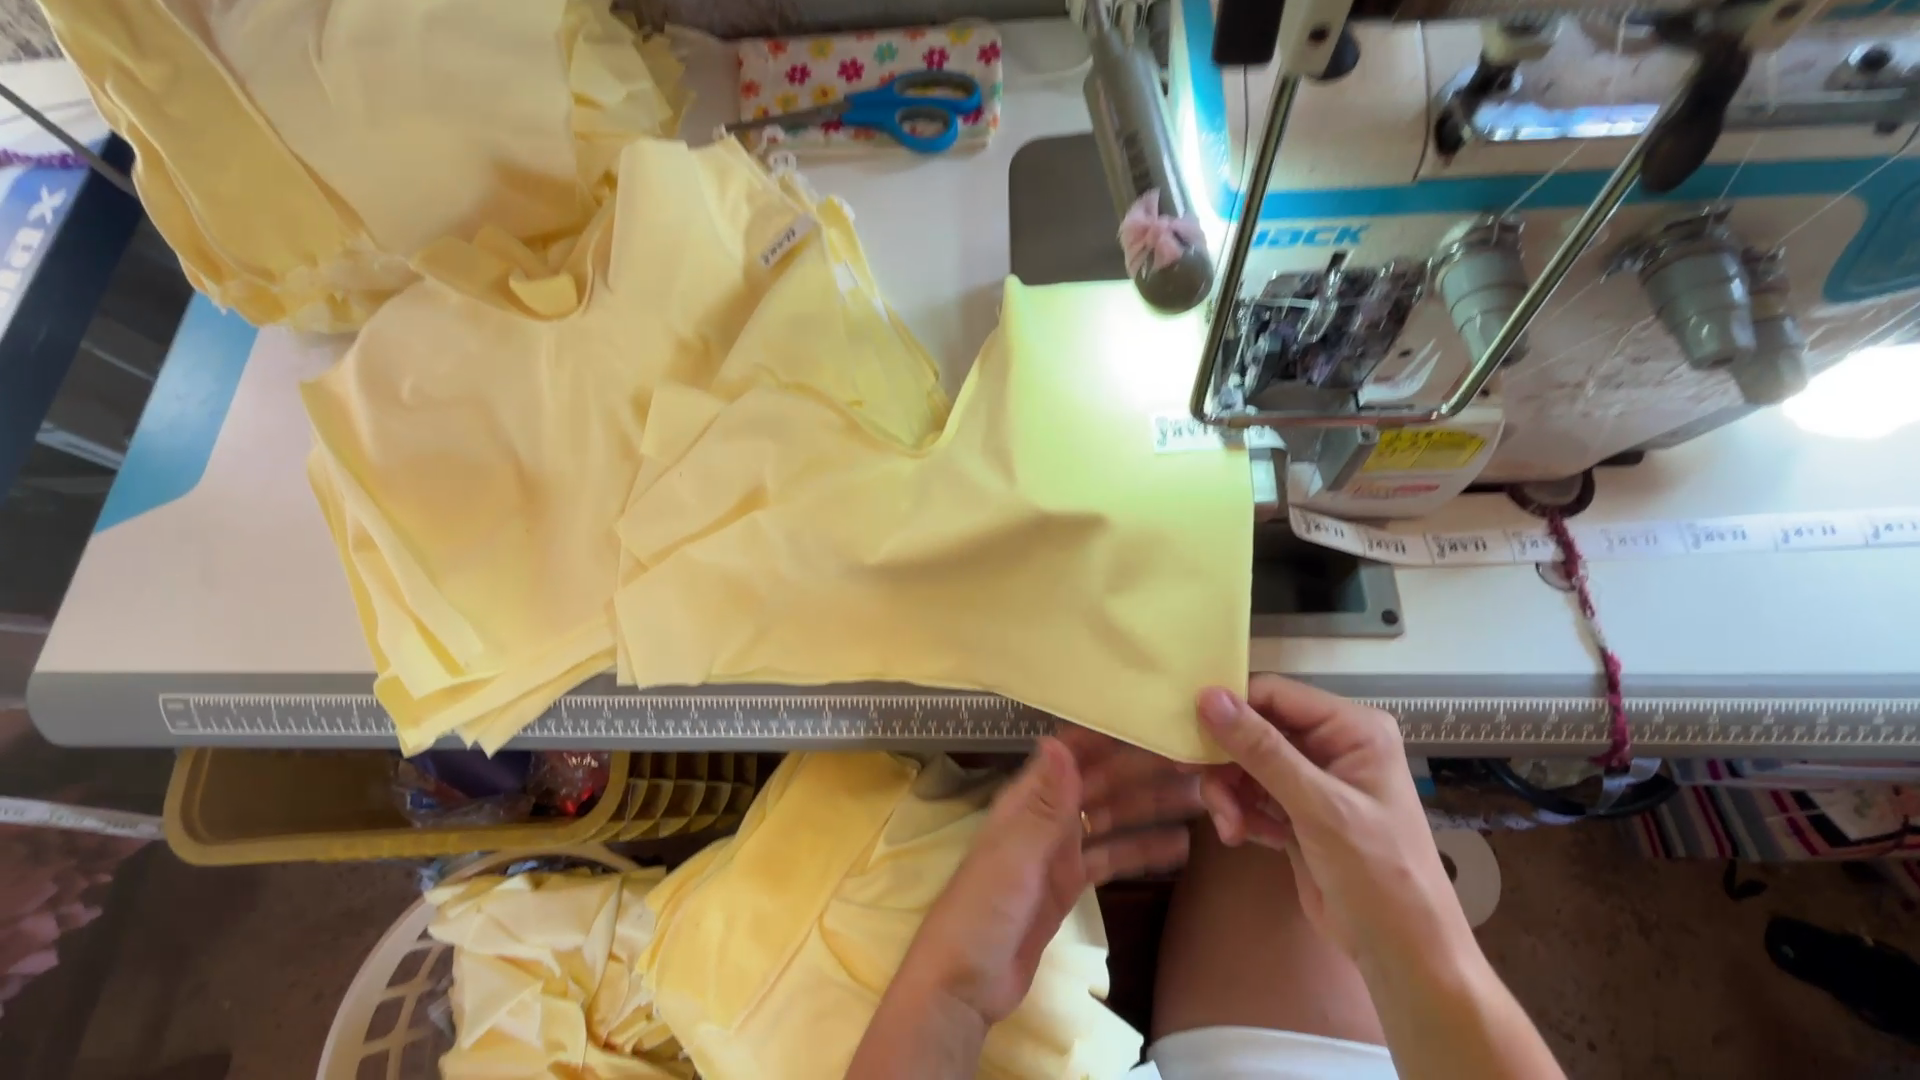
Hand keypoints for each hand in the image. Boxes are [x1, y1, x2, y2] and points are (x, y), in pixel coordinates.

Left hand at [900, 737, 1190, 1024]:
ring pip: (1110, 818)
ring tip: (1201, 797)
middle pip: (1099, 783)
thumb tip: (1061, 742)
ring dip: (1150, 806)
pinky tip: (1179, 846)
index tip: (1154, 721)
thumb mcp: (1014, 857)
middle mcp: (1044, 817)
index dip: (1109, 736)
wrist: (964, 985)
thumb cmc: (981, 913)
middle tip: (1196, 761)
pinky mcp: (1069, 885)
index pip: (1071, 754)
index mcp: (1026, 801)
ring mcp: (1058, 851)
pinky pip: (1111, 857)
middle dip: (1142, 770)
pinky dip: (1141, 850)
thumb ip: (1043, 805)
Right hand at [1194, 675, 1467, 964]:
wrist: (1402, 956)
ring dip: (1229, 793)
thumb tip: (1208, 697)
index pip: (1275, 695)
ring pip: (1247, 764)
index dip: (1231, 709)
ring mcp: (1314, 781)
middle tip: (1204, 789)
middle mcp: (1332, 746)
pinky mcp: (1298, 812)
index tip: (1190, 732)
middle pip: (1255, 730)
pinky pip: (1251, 795)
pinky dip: (1240, 813)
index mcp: (1352, 729)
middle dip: (1228, 762)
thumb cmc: (1376, 873)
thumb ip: (1261, 750)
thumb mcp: (1318, 807)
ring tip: (1230, 827)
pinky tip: (1242, 837)